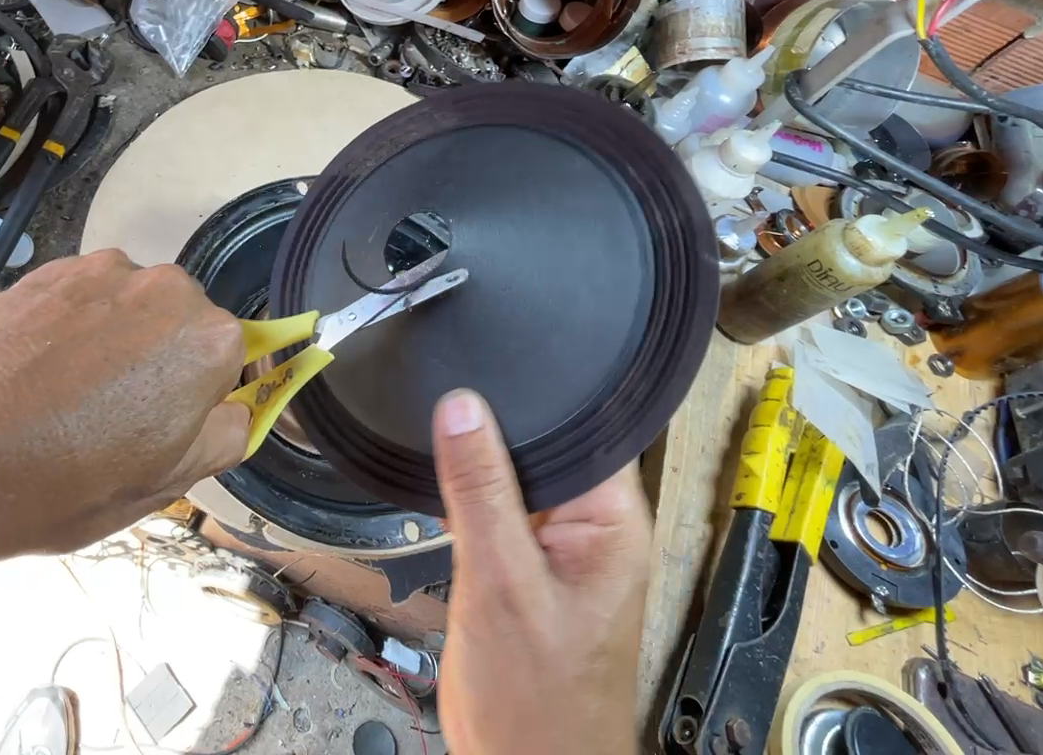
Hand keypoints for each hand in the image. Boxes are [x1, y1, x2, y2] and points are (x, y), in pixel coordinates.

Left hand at [0, 250, 248, 559]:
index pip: (233, 366)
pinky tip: (35, 366)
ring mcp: (106, 269)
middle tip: (109, 416)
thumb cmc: (55, 484)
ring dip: (119, 339)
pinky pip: (91, 295)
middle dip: (162, 363)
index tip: (159, 428)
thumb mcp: (160, 487)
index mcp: (210, 343)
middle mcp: (169, 288)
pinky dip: (77, 323)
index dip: (198, 401)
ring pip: (136, 308)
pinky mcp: (54, 265)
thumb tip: (234, 407)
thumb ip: (222, 436)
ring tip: (63, 391)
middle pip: (186, 327)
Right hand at [432, 389, 651, 754]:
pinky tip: (435, 466)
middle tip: (447, 368)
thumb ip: (480, 491)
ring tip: (433, 410)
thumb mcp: (501, 582)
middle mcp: (588, 524)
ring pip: (514, 472)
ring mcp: (552, 543)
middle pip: (544, 445)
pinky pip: (495, 504)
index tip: (489, 348)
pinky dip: (466, 487)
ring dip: (477, 452)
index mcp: (610, 521)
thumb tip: (461, 406)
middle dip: (497, 415)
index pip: (582, 427)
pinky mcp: (520, 562)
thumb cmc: (532, 693)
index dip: (540, 388)